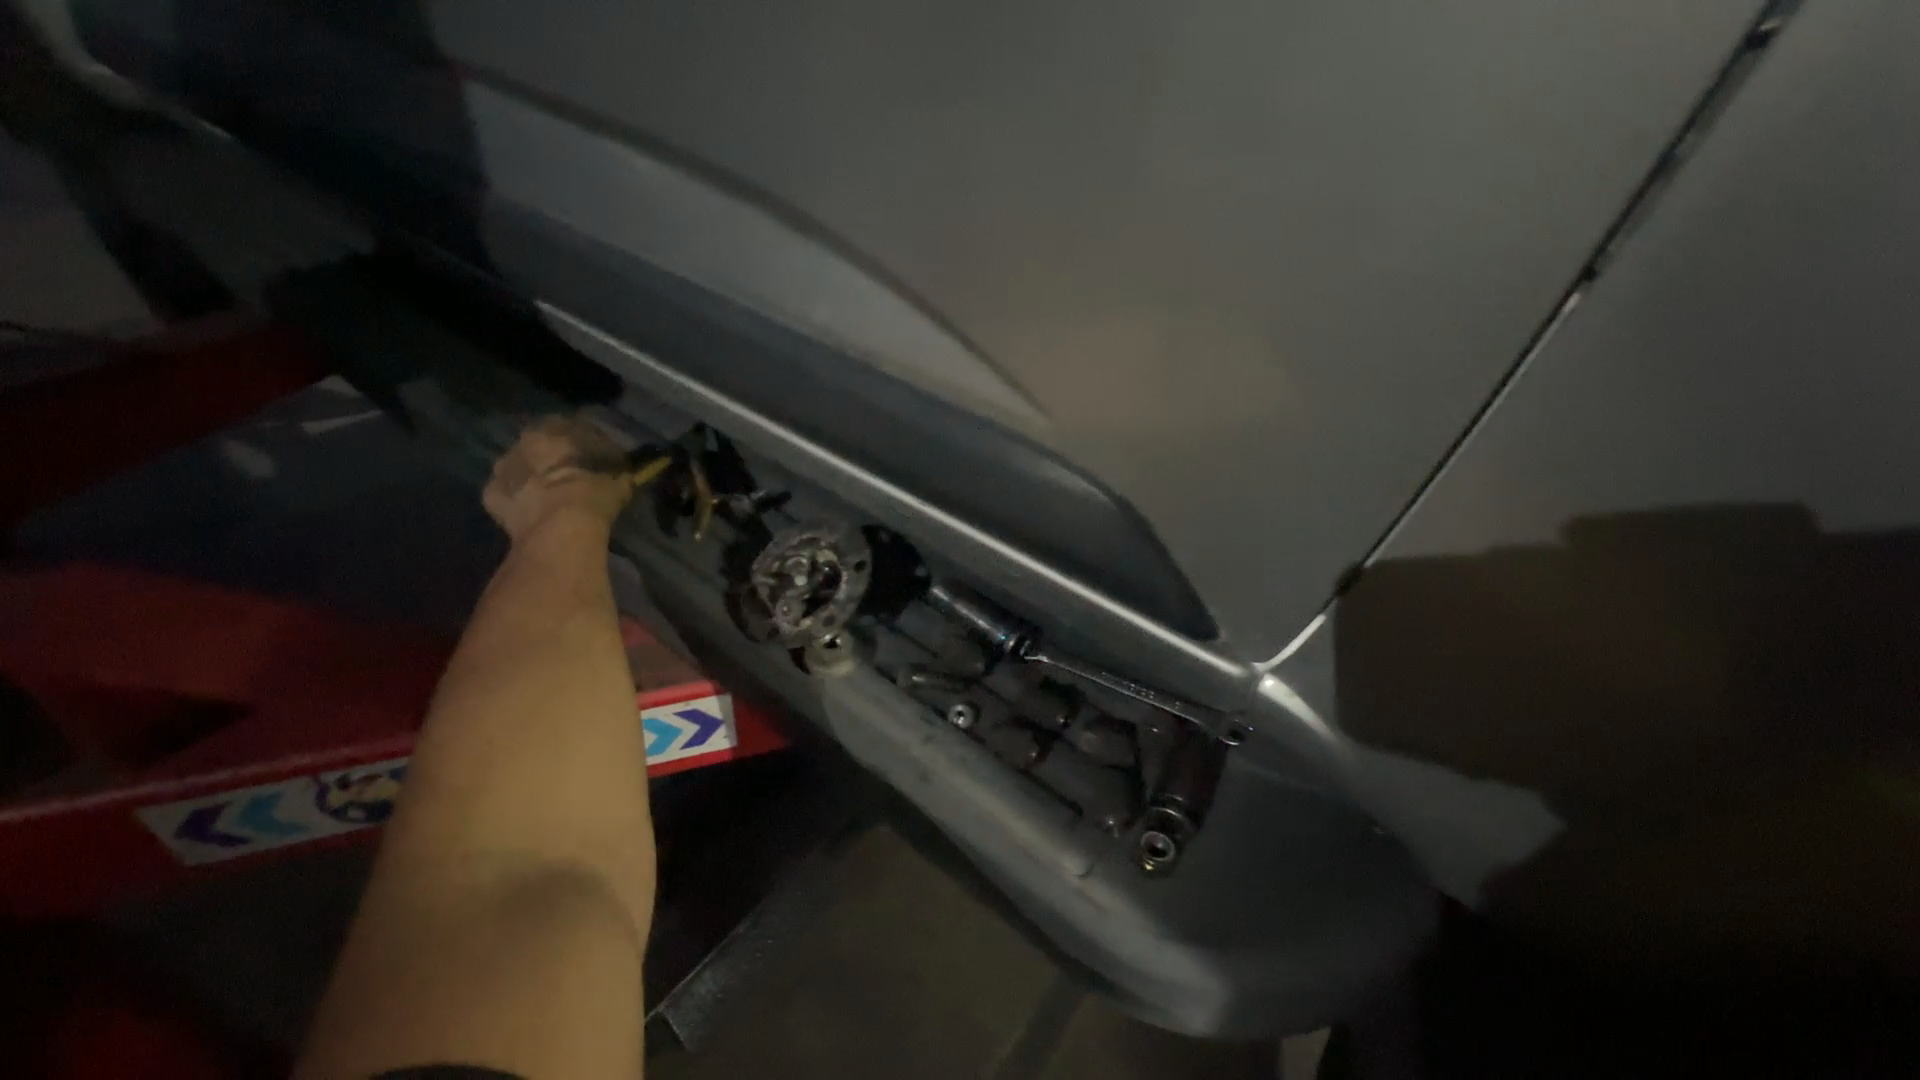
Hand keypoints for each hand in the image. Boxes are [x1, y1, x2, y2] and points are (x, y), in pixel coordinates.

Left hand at [482, 415, 634, 540]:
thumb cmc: (592, 495)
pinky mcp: (492, 495)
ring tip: (548, 493)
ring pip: (518, 466)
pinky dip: (514, 499)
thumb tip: (624, 475)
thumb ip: (618, 474)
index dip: (587, 443)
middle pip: (540, 444)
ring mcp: (503, 468)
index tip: (599, 457)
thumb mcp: (618, 482)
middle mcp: (525, 442)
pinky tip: (528, 510)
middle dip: (554, 457)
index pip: (573, 427)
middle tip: (571, 474)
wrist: (558, 530)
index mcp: (555, 429)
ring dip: (531, 475)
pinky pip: (504, 493)